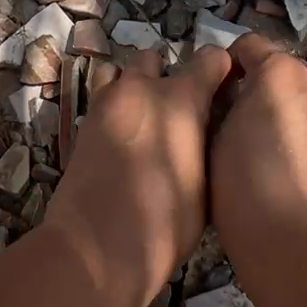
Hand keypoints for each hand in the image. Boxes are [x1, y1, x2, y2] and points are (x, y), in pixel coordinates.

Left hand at [42, 45, 232, 306]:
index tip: (223, 85)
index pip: (210, 58)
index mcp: (182, 100)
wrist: (95, 248)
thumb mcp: (206, 185)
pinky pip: (104, 95)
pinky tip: (123, 137)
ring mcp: (109, 100)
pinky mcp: (84, 119)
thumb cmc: (165, 225)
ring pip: (123, 72)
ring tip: (143, 120)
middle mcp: (144, 88)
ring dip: (135, 86)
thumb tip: (206, 128)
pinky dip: (115, 106)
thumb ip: (206, 142)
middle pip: (157, 58)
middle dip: (167, 75)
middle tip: (176, 110)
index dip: (219, 68)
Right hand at [210, 34, 306, 258]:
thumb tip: (224, 96)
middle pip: (273, 67)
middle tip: (222, 120)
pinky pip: (306, 119)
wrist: (296, 247)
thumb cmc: (244, 183)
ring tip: (245, 144)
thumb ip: (218, 100)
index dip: (222, 67)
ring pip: (291, 94)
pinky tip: (270, 162)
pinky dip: (287, 128)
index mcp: (281, 69)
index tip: (206, 95)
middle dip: (248, 85)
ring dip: (269, 106)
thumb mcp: (213, 133)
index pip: (246, 45)